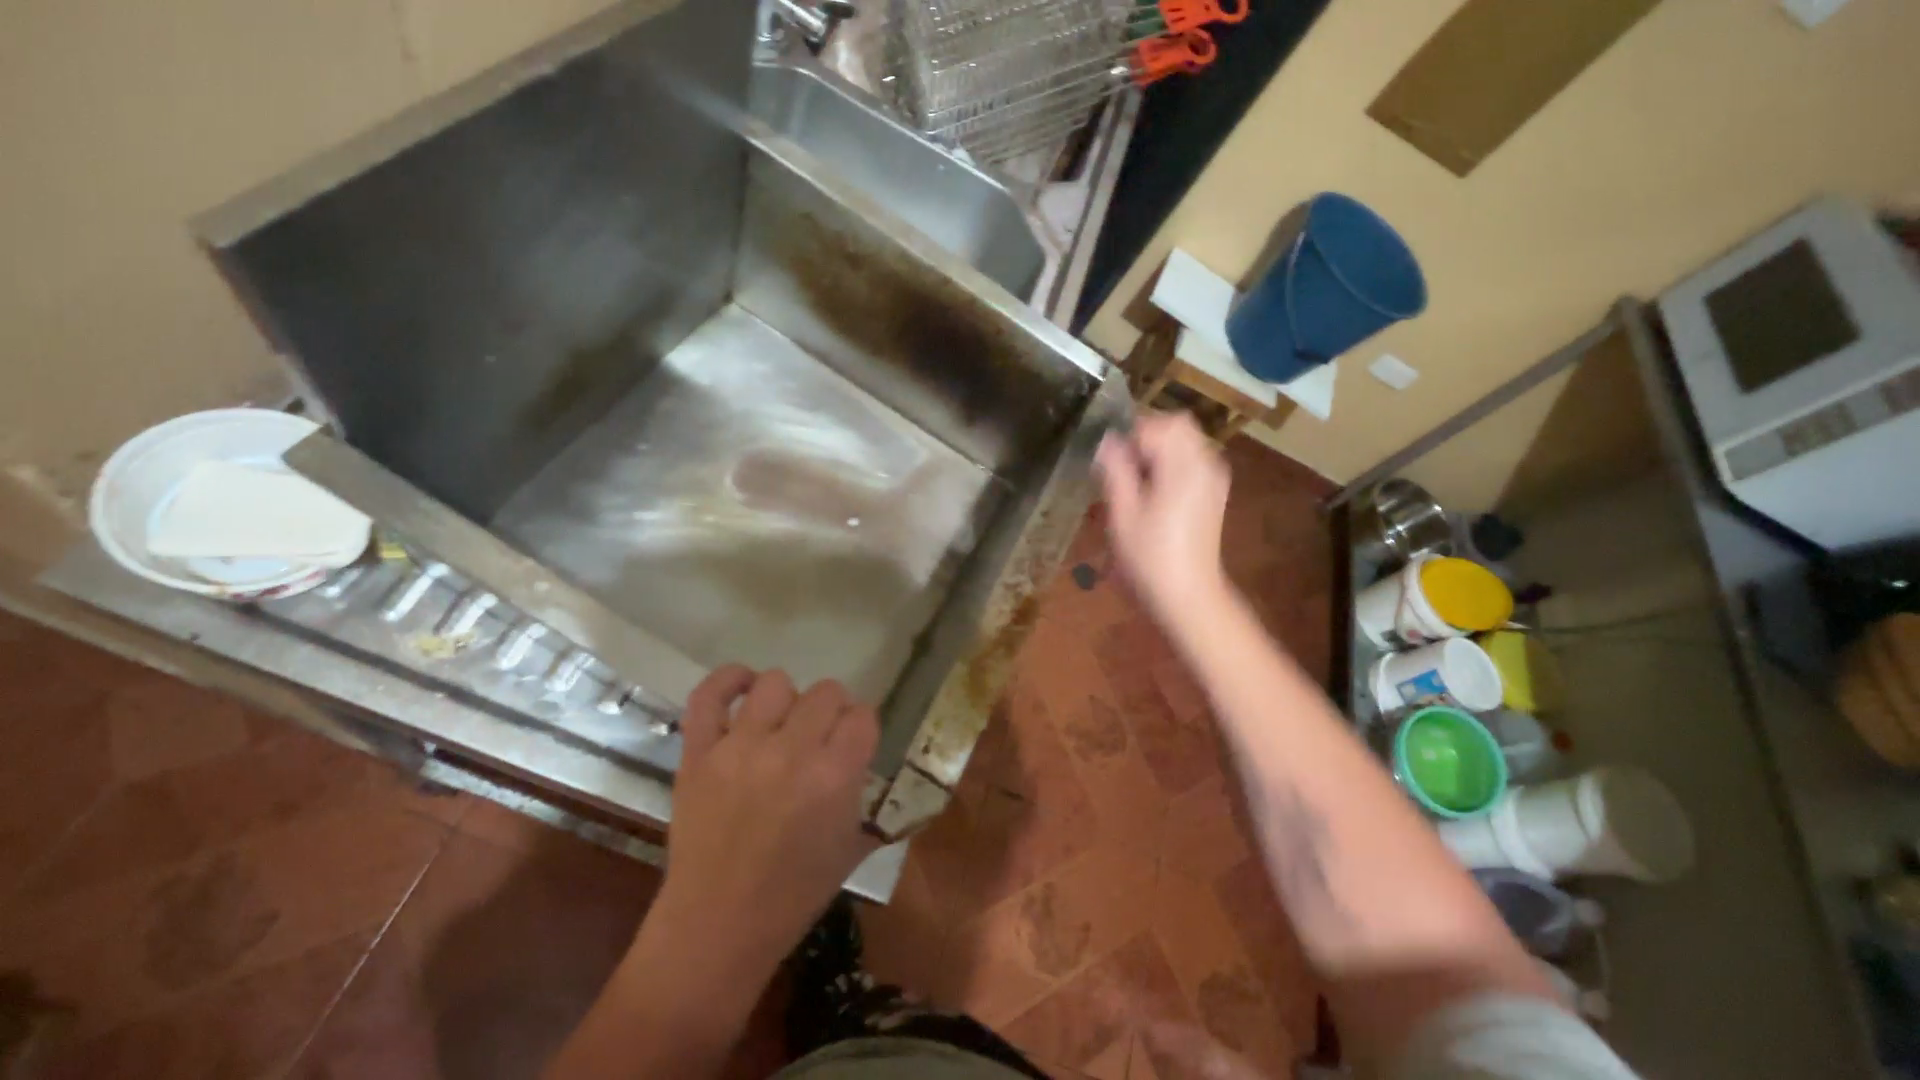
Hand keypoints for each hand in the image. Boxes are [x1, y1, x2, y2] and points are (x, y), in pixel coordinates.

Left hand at [655, 666, 881, 970]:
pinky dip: (728, 681)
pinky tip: (743, 687)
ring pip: (775, 683)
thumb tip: (867, 763)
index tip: (853, 744)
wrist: (719, 922)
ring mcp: (739, 748)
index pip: (862, 716)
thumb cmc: (794, 894)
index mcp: (834, 777)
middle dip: (831, 713)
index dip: (861, 728)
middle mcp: (790, 752)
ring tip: (782, 724)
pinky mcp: (698, 752)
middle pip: (826, 693)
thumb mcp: (851, 848)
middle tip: (819, 739)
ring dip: (787, 700)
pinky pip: (709, 695)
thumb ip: (865, 798)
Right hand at [1095, 411, 1231, 619]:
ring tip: (1137, 482)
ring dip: (1159, 450)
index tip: (1112, 464)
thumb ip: (1115, 470)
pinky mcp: (1215, 492)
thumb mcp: (1122, 514)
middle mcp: (1205, 464)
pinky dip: (1173, 464)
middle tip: (1124, 468)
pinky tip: (1156, 493)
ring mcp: (1214, 478)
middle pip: (1177, 426)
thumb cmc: (1150, 558)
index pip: (1156, 426)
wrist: (1189, 595)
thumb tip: (1106, 441)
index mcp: (1183, 466)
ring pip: (1186, 441)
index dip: (1130, 438)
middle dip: (1146, 438)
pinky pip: (1193, 460)